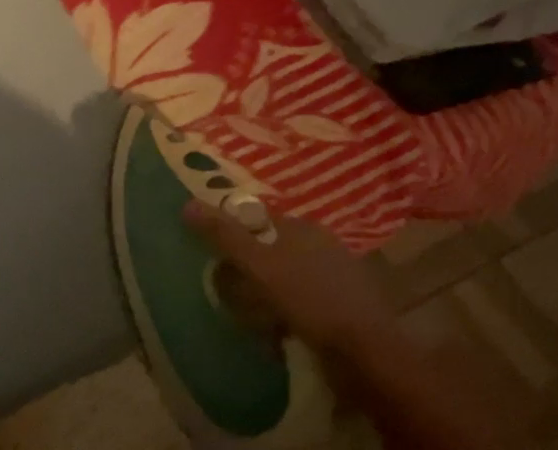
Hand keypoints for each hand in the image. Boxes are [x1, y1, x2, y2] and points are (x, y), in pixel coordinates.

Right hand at [184, 201, 396, 351]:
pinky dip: (292, 312)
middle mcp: (326, 246)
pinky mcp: (352, 310)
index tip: (217, 253)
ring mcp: (343, 279)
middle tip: (231, 288)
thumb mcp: (257, 265)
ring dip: (270, 293)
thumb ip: (223, 234)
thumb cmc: (308, 300)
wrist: (370, 356)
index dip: (235, 232)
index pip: (258, 218)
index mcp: (305, 228)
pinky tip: (282, 331)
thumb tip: (187, 202)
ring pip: (291, 277)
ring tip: (253, 315)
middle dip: (252, 267)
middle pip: (274, 249)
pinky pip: (309, 302)